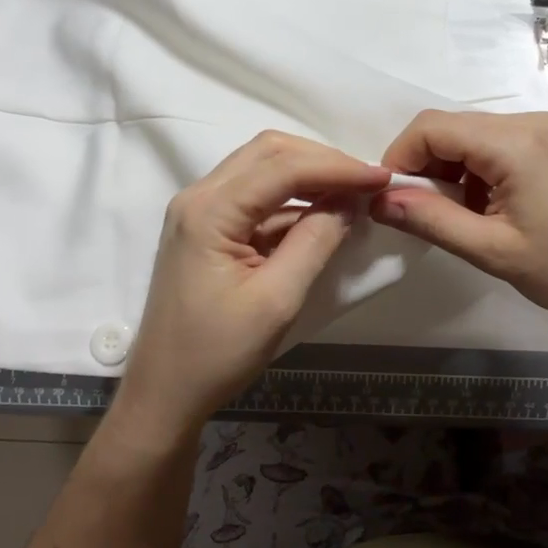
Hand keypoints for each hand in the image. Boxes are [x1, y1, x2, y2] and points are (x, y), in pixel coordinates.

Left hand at [115, 131, 391, 442]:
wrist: (164, 394)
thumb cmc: (217, 353)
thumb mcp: (277, 300)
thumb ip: (315, 242)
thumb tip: (349, 201)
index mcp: (208, 211)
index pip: (282, 168)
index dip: (337, 167)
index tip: (383, 177)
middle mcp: (198, 197)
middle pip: (268, 153)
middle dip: (322, 160)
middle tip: (367, 181)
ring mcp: (199, 211)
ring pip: (261, 168)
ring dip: (308, 174)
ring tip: (353, 193)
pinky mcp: (206, 228)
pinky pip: (254, 196)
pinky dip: (291, 198)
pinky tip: (322, 212)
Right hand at [369, 110, 547, 328]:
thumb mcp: (493, 251)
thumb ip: (431, 220)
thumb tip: (378, 201)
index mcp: (514, 142)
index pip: (431, 127)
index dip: (399, 158)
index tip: (390, 200)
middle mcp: (528, 122)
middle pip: (450, 128)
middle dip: (424, 167)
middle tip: (420, 215)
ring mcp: (545, 131)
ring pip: (471, 137)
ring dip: (449, 172)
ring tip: (458, 218)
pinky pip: (496, 146)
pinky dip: (476, 172)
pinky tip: (485, 210)